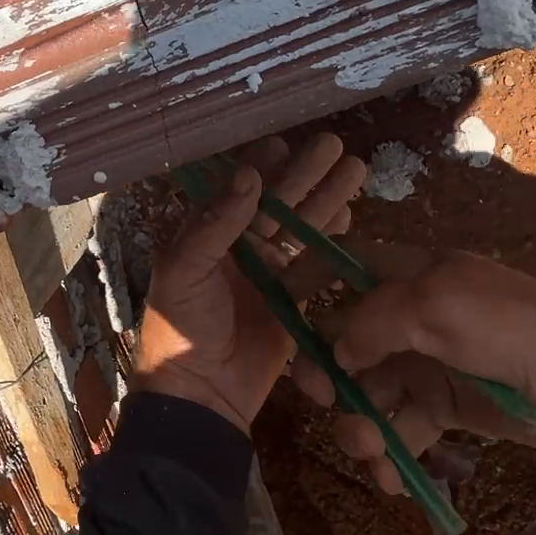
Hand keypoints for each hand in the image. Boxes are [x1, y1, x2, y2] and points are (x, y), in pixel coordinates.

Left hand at [133, 134, 365, 432]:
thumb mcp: (185, 268)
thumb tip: (250, 174)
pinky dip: (332, 239)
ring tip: (354, 169)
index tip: (285, 142)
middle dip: (305, 173)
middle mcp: (240, 247)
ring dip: (326, 198)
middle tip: (333, 143)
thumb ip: (216, 222)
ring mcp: (269, 273)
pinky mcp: (292, 299)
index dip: (262, 165)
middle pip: (278, 201)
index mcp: (208, 235)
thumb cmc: (182, 325)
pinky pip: (315, 262)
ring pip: (301, 226)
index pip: (239, 189)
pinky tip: (351, 215)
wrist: (201, 392)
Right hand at [288, 241, 535, 486]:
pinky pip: (400, 429)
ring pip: (366, 391)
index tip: (277, 305)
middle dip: (323, 371)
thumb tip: (335, 350)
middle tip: (322, 398)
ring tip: (369, 450)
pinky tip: (390, 475)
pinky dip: (389, 452)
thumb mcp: (433, 304)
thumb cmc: (506, 323)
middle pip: (342, 339)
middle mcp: (406, 316)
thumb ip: (372, 320)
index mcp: (404, 274)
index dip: (309, 277)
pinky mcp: (442, 407)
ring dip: (357, 423)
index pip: (343, 263)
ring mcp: (423, 363)